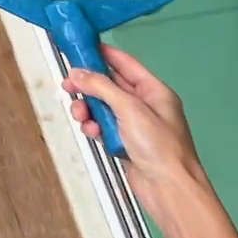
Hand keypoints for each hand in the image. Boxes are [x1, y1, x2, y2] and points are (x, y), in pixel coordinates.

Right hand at [63, 45, 205, 205]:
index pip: (123, 62)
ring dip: (87, 108)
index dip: (100, 53)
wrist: (170, 191)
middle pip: (108, 84)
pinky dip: (93, 126)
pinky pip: (101, 125)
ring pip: (100, 105)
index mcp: (153, 91)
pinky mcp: (124, 141)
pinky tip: (92, 133)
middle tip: (67, 86)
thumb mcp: (129, 108)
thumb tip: (76, 72)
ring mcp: (134, 124)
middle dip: (87, 85)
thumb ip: (101, 86)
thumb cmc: (158, 145)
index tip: (75, 47)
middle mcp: (144, 105)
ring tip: (80, 115)